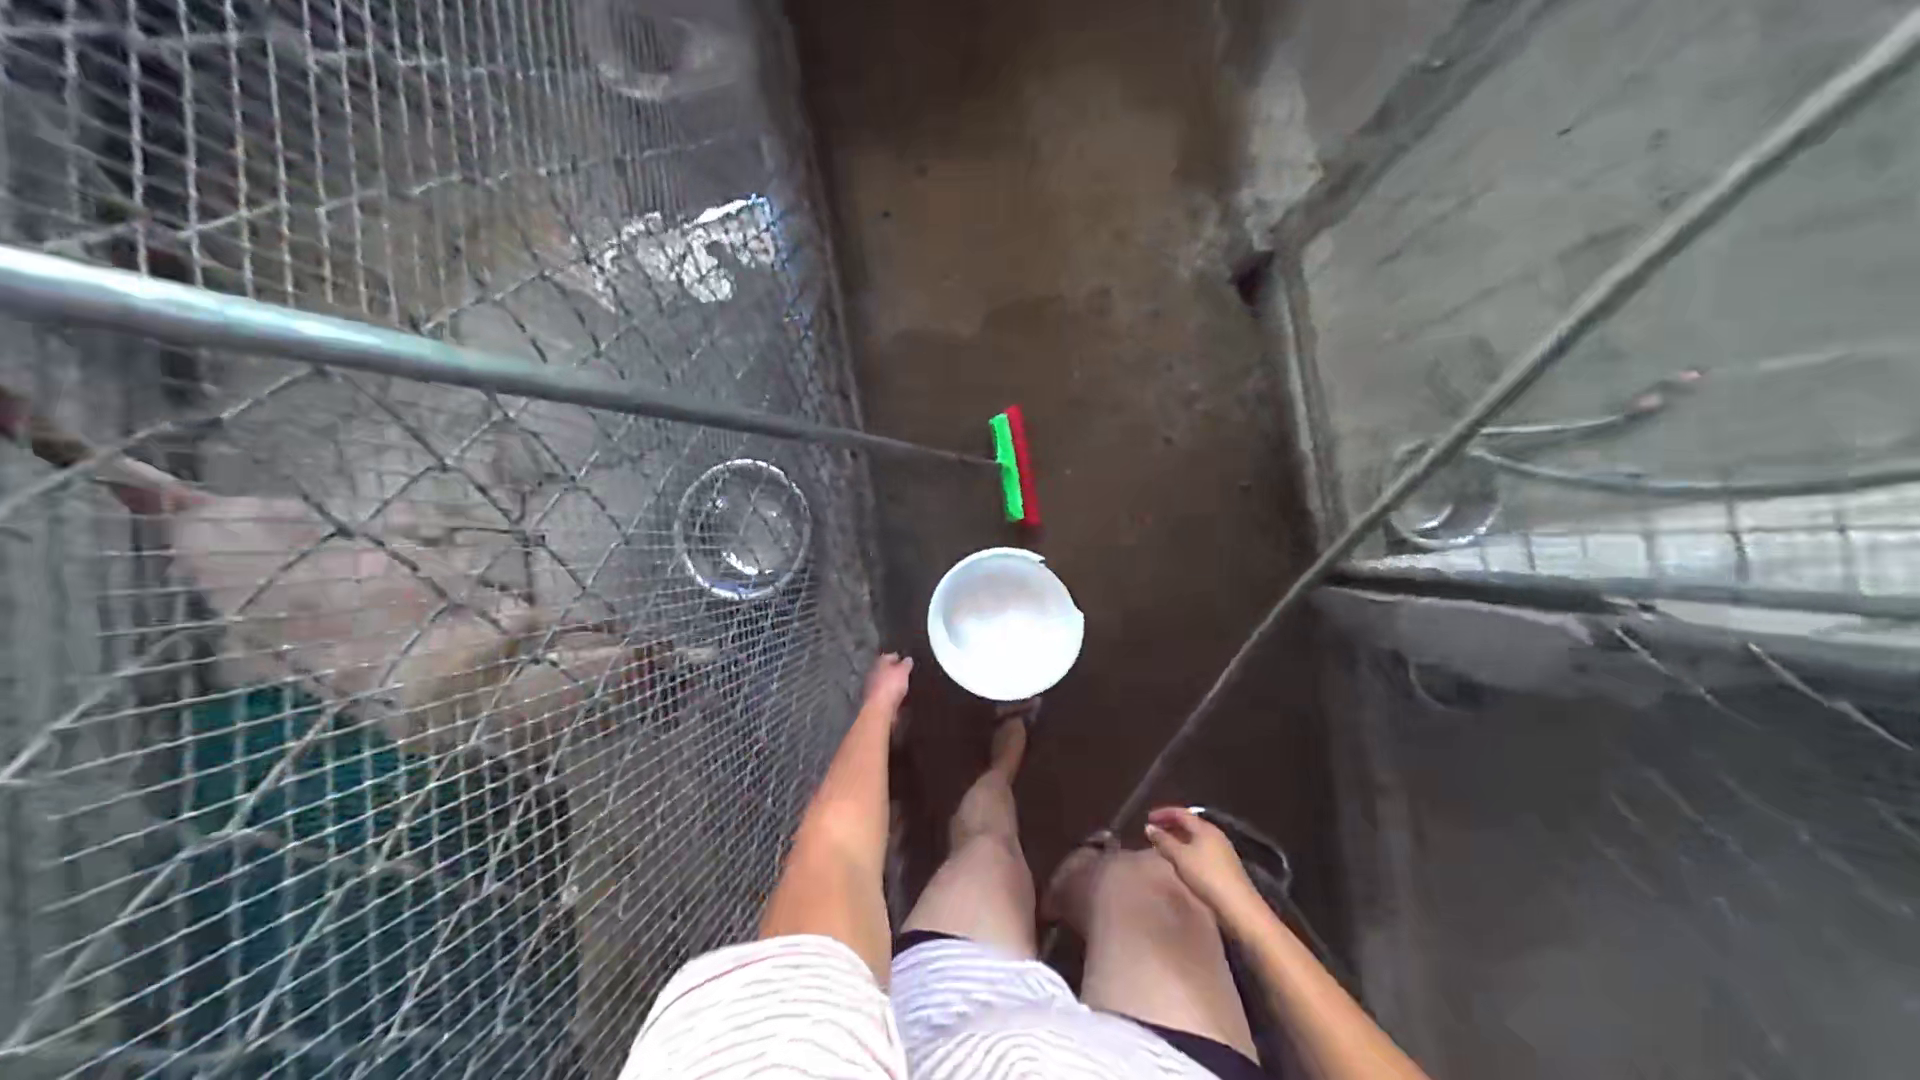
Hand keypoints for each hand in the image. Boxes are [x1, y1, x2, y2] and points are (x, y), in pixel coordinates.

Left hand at [862, 652, 911, 712]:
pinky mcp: (875, 700)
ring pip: (886, 682)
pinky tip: (901, 697)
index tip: (910, 661)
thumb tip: (908, 659)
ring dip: (894, 683)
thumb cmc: (891, 686)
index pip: (891, 655)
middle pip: (887, 669)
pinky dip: (892, 695)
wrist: (880, 709)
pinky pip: (887, 694)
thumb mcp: (903, 671)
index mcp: (879, 662)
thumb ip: (906, 664)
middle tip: (909, 674)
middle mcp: (874, 672)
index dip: (901, 657)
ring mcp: (873, 687)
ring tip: (907, 686)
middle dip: (896, 671)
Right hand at [1145, 806, 1266, 928]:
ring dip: (1178, 839)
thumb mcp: (1180, 857)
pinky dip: (1187, 850)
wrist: (1238, 906)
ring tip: (1164, 846)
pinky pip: (1201, 850)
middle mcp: (1215, 834)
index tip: (1148, 818)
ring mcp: (1222, 850)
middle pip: (1190, 824)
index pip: (1181, 813)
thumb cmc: (1206, 876)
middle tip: (1154, 832)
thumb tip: (1149, 827)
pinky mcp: (1225, 866)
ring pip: (1196, 838)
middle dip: (1171, 825)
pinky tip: (1181, 861)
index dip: (1163, 813)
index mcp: (1204, 828)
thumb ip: (1163, 841)